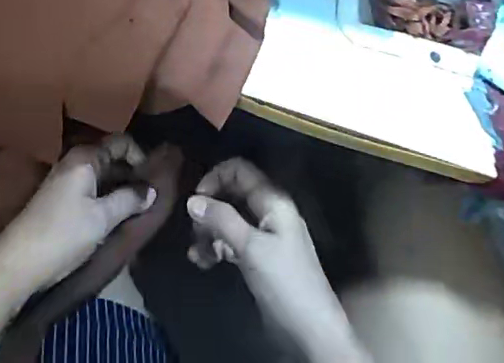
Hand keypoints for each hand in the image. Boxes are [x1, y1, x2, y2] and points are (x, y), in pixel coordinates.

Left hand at [0, 136, 156, 331]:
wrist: (17, 264)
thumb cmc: (63, 234)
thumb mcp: (101, 219)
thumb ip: (129, 200)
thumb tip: (152, 190)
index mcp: (85, 157)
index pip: (121, 141)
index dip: (141, 156)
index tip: (154, 179)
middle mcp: (74, 160)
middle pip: (111, 156)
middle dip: (132, 172)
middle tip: (152, 194)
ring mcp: (65, 179)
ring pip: (102, 174)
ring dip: (120, 186)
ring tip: (139, 205)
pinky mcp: (60, 198)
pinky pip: (91, 187)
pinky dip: (106, 195)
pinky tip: (117, 213)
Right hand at [187, 159, 369, 362]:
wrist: (312, 333)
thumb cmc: (285, 282)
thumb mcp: (251, 248)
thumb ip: (222, 219)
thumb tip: (192, 199)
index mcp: (273, 200)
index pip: (239, 170)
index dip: (215, 178)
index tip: (196, 201)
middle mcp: (269, 211)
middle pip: (232, 195)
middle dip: (210, 209)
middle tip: (193, 232)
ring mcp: (265, 235)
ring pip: (230, 220)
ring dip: (210, 232)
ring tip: (197, 254)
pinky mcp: (260, 258)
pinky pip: (233, 242)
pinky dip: (218, 247)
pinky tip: (205, 262)